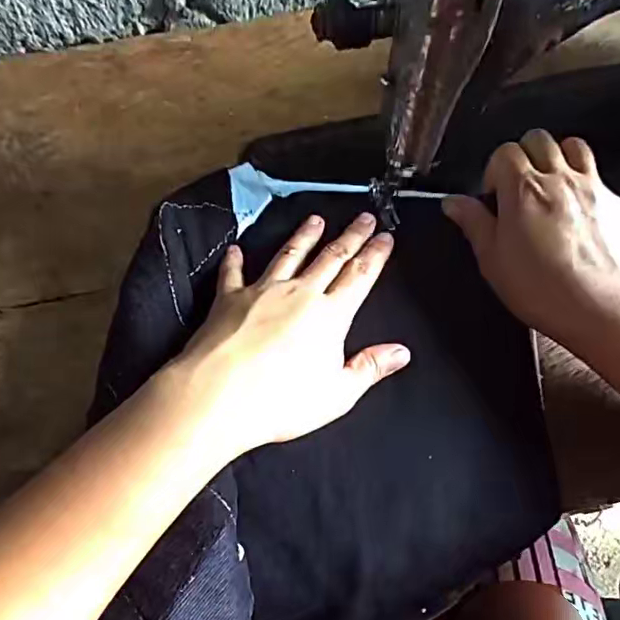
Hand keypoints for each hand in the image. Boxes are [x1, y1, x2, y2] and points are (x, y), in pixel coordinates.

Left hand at [160, 212, 408, 458]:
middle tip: (363, 218)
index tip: (385, 237)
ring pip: (289, 255)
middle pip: (331, 257)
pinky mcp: (228, 299)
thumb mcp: (336, 394)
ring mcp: (262, 292)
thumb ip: (369, 368)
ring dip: (305, 236)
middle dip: (350, 236)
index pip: (360, 276)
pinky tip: (236, 249)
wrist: (218, 396)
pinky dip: (236, 260)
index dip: (375, 255)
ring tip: (315, 221)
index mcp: (329, 316)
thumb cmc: (279, 402)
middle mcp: (298, 294)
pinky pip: (234, 273)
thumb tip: (400, 353)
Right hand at [442, 130, 619, 338]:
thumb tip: (455, 204)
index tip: (492, 195)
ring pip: (572, 146)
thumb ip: (473, 224)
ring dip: (555, 158)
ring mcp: (591, 187)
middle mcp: (559, 181)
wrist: (597, 306)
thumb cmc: (544, 289)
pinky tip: (573, 209)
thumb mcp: (491, 260)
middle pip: (538, 139)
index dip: (493, 171)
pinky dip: (582, 181)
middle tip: (515, 186)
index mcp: (523, 191)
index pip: (504, 153)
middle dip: (522, 156)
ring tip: (546, 187)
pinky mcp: (614, 202)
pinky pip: (596, 174)